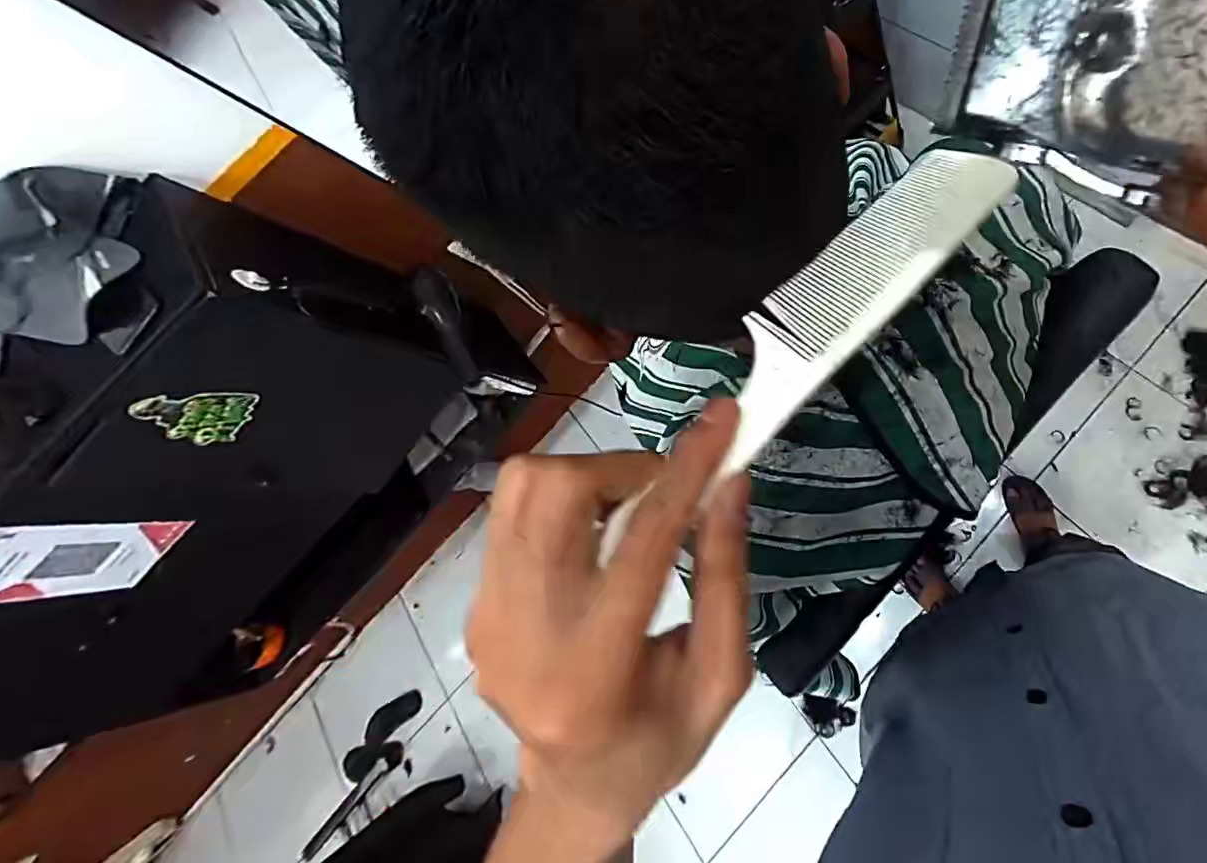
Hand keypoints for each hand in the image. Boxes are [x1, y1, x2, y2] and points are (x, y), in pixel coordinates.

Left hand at [467, 403, 750, 862]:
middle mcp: (522, 633)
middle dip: (628, 467)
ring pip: (526, 484)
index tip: (722, 420)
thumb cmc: (660, 739)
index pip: (642, 542)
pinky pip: (514, 506)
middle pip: (559, 493)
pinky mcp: (476, 600)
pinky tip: (597, 529)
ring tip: (633, 507)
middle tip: (669, 488)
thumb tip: (730, 482)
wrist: (573, 786)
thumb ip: (728, 573)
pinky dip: (567, 494)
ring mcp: (487, 614)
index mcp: (594, 670)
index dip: (687, 470)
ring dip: (594, 474)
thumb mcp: (722, 674)